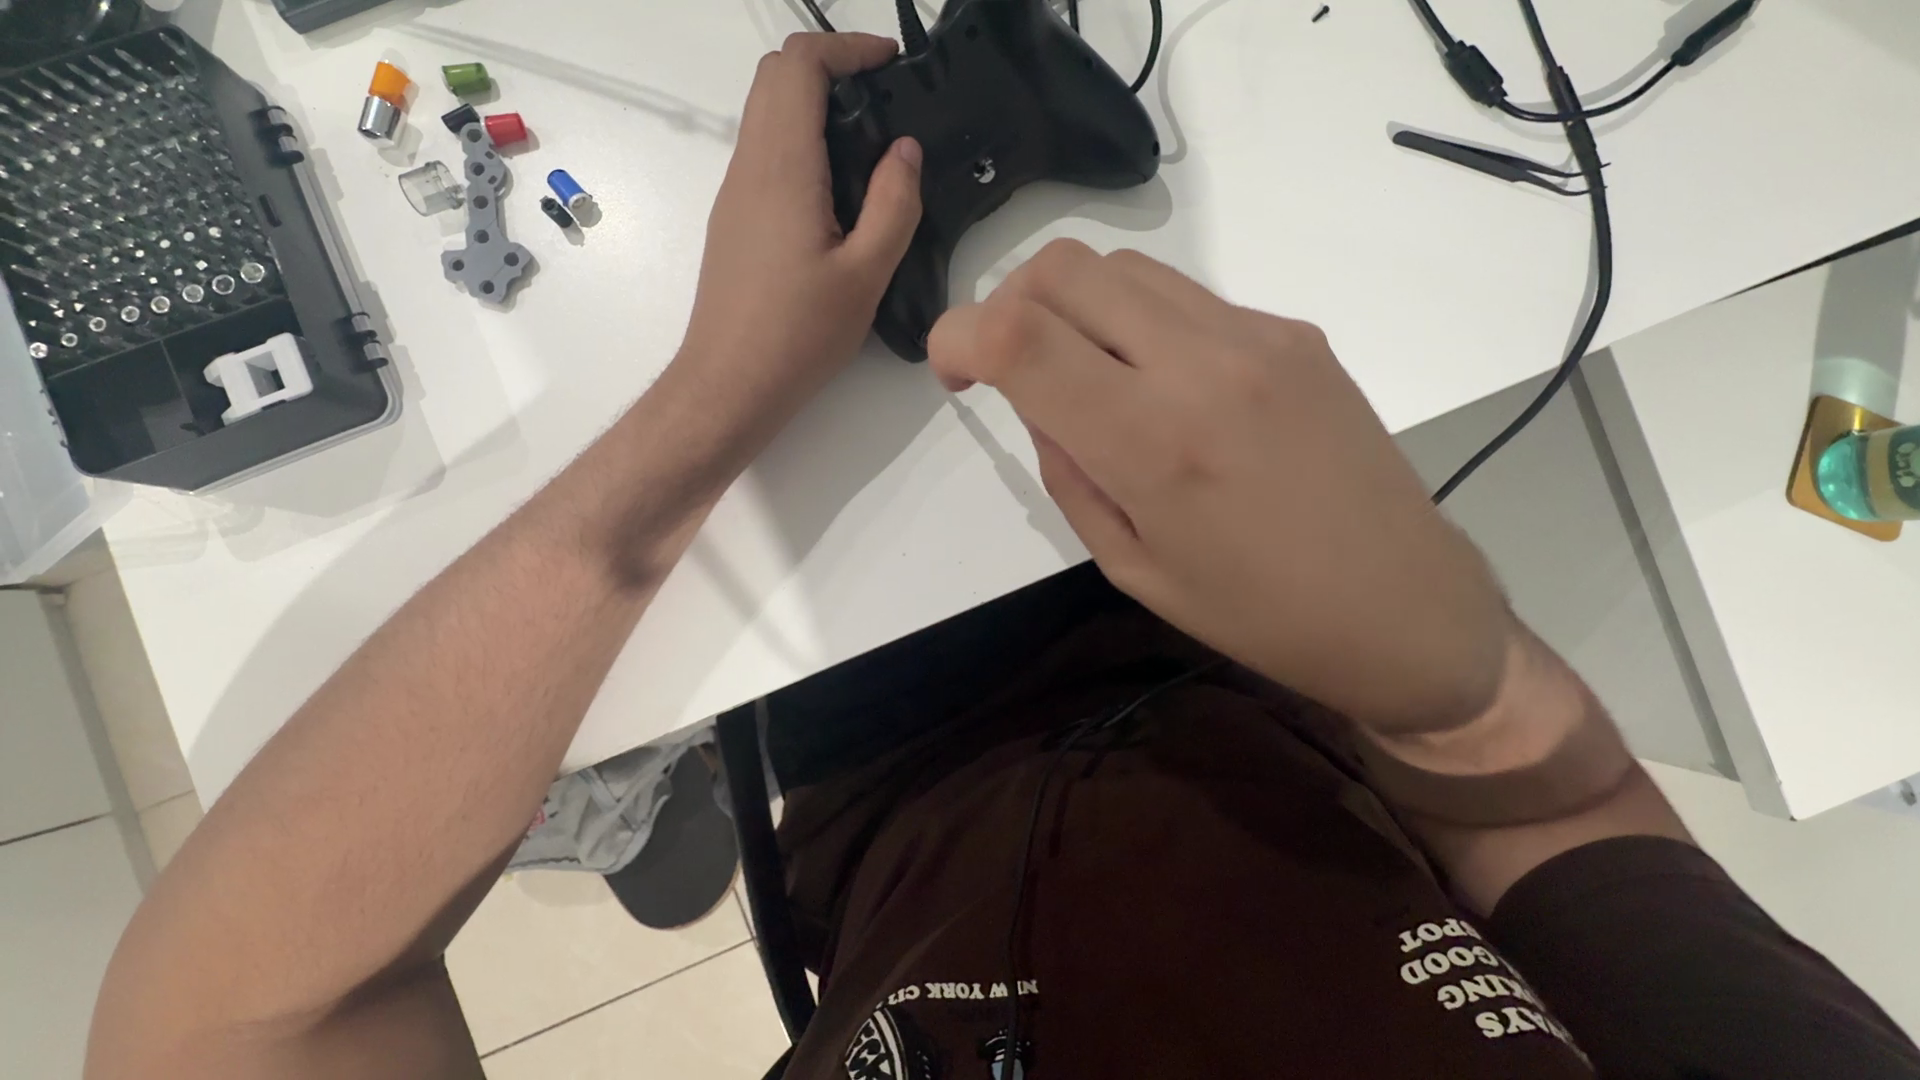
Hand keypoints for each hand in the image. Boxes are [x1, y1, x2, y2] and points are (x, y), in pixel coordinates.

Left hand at [678, 32, 922, 407]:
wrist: (730, 384)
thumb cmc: (798, 335)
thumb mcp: (865, 274)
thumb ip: (894, 204)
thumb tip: (905, 150)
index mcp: (783, 169)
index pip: (799, 66)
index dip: (846, 49)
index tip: (890, 66)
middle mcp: (749, 168)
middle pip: (775, 78)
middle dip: (830, 69)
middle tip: (883, 101)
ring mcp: (734, 194)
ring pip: (766, 116)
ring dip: (814, 108)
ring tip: (871, 148)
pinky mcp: (734, 221)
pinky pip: (764, 156)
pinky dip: (802, 145)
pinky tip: (839, 194)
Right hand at [928, 240, 1515, 734]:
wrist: (1405, 609)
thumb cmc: (1258, 615)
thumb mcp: (1131, 566)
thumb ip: (1068, 471)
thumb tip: (1035, 398)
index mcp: (1153, 443)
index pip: (1018, 335)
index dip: (956, 336)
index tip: (952, 373)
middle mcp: (1202, 364)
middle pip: (1062, 268)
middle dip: (1006, 305)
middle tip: (1009, 368)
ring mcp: (1257, 336)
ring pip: (1122, 267)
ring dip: (1071, 305)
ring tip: (1082, 373)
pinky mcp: (1295, 331)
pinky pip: (1184, 297)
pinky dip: (1137, 319)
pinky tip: (1158, 382)